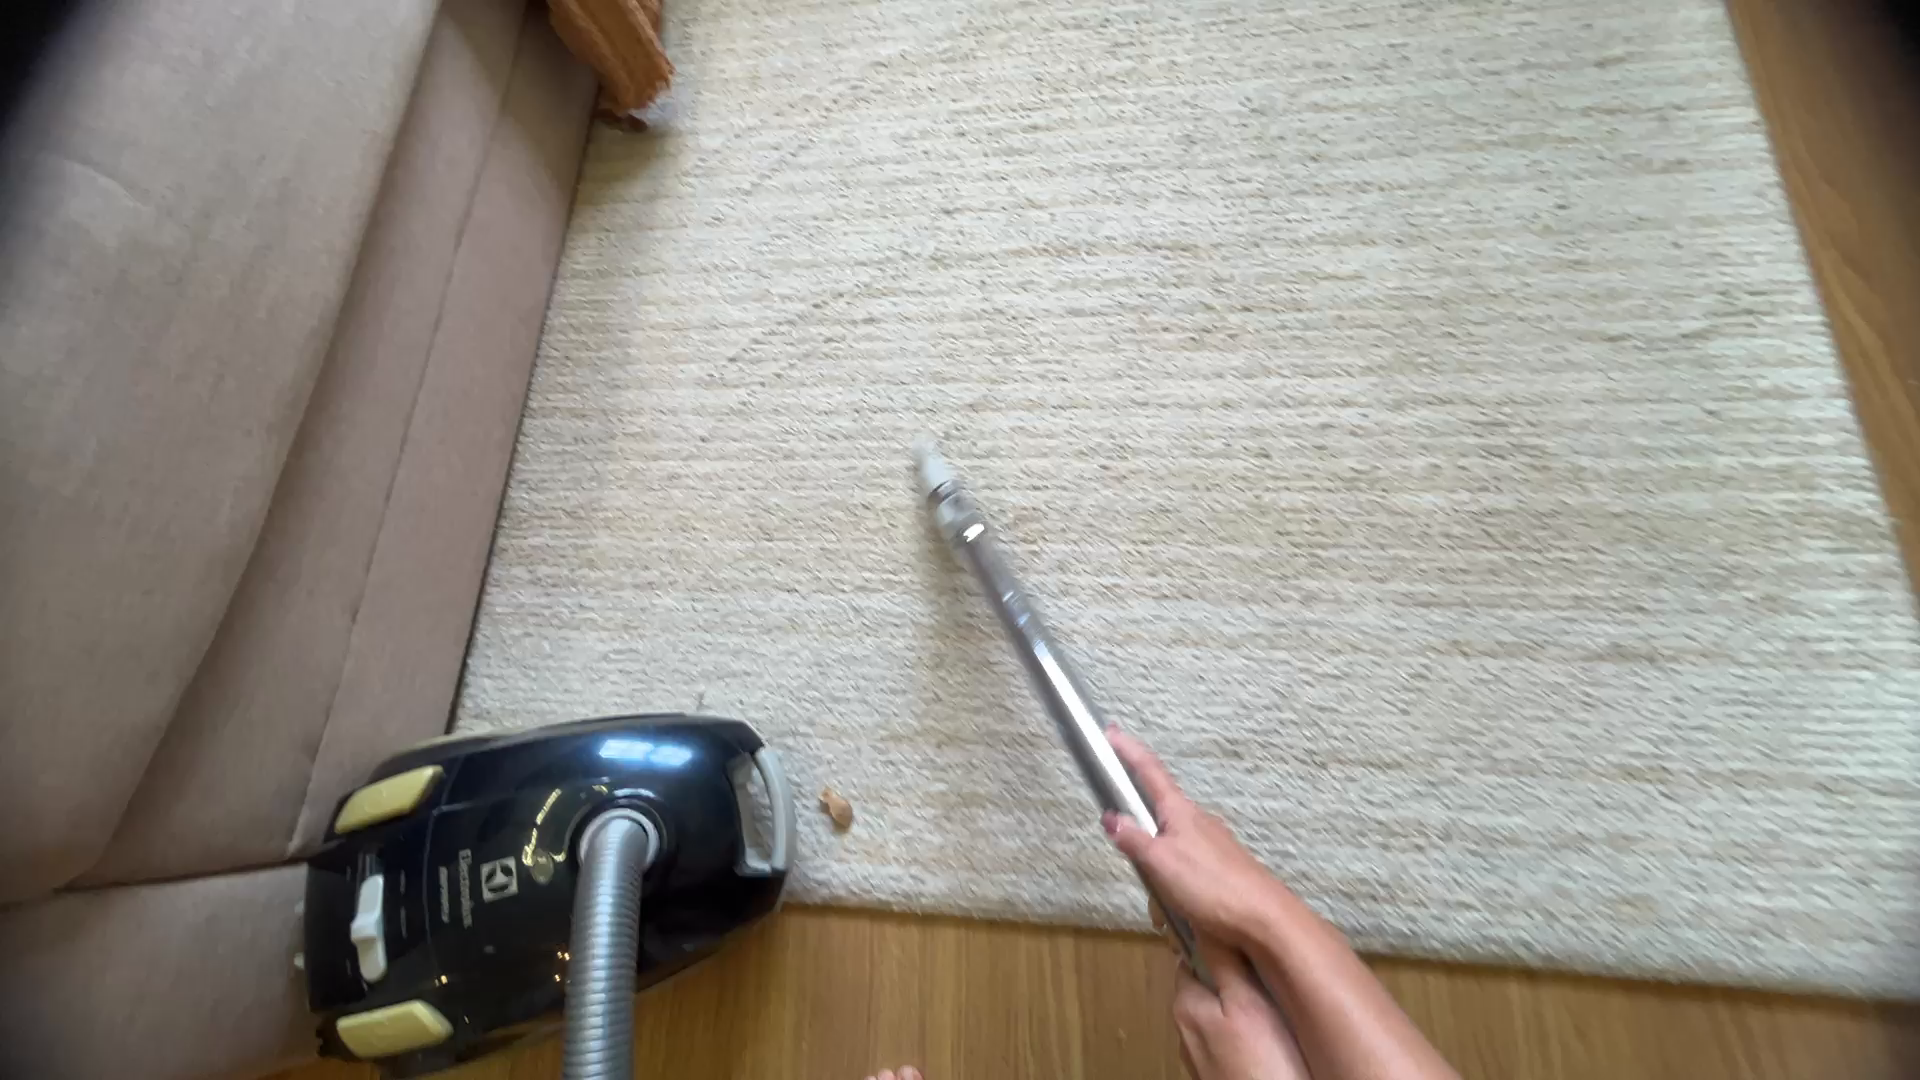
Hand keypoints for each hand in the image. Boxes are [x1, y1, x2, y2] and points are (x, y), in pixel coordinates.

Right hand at [1102, 727, 1289, 946]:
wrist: (1266, 921)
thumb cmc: (1210, 885)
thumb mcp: (1160, 862)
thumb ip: (1133, 839)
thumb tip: (1111, 816)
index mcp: (1179, 810)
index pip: (1149, 770)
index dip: (1128, 750)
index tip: (1112, 732)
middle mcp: (1195, 820)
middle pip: (1157, 811)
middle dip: (1139, 831)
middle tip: (1130, 853)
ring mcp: (1210, 845)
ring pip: (1169, 846)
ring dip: (1156, 869)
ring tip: (1159, 903)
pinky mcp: (1219, 870)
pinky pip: (1185, 869)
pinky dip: (1173, 886)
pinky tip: (1176, 910)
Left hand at [1174, 935, 1308, 1079]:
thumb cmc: (1267, 1064)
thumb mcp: (1248, 1003)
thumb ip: (1223, 961)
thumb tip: (1198, 917)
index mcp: (1184, 1004)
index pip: (1191, 958)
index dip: (1215, 947)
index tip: (1244, 943)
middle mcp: (1184, 1032)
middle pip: (1206, 988)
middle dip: (1230, 981)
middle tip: (1267, 978)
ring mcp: (1202, 1061)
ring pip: (1219, 1019)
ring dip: (1240, 1011)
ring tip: (1274, 1007)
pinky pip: (1230, 1046)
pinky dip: (1246, 1039)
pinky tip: (1272, 1041)